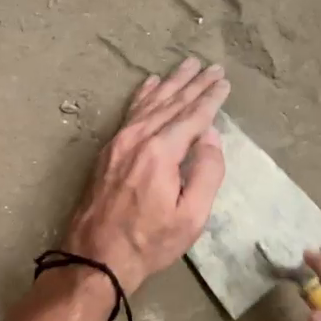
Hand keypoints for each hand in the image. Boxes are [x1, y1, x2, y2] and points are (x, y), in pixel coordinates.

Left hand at [62, 58, 229, 293]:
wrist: (95, 256)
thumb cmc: (149, 242)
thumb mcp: (190, 216)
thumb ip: (206, 172)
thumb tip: (210, 136)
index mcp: (160, 152)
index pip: (192, 116)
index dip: (211, 98)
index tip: (224, 82)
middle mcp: (137, 138)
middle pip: (171, 103)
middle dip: (194, 83)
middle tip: (211, 65)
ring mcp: (118, 142)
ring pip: (149, 103)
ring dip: (170, 83)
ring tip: (186, 65)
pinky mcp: (108, 150)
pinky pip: (130, 112)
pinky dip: (143, 95)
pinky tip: (150, 83)